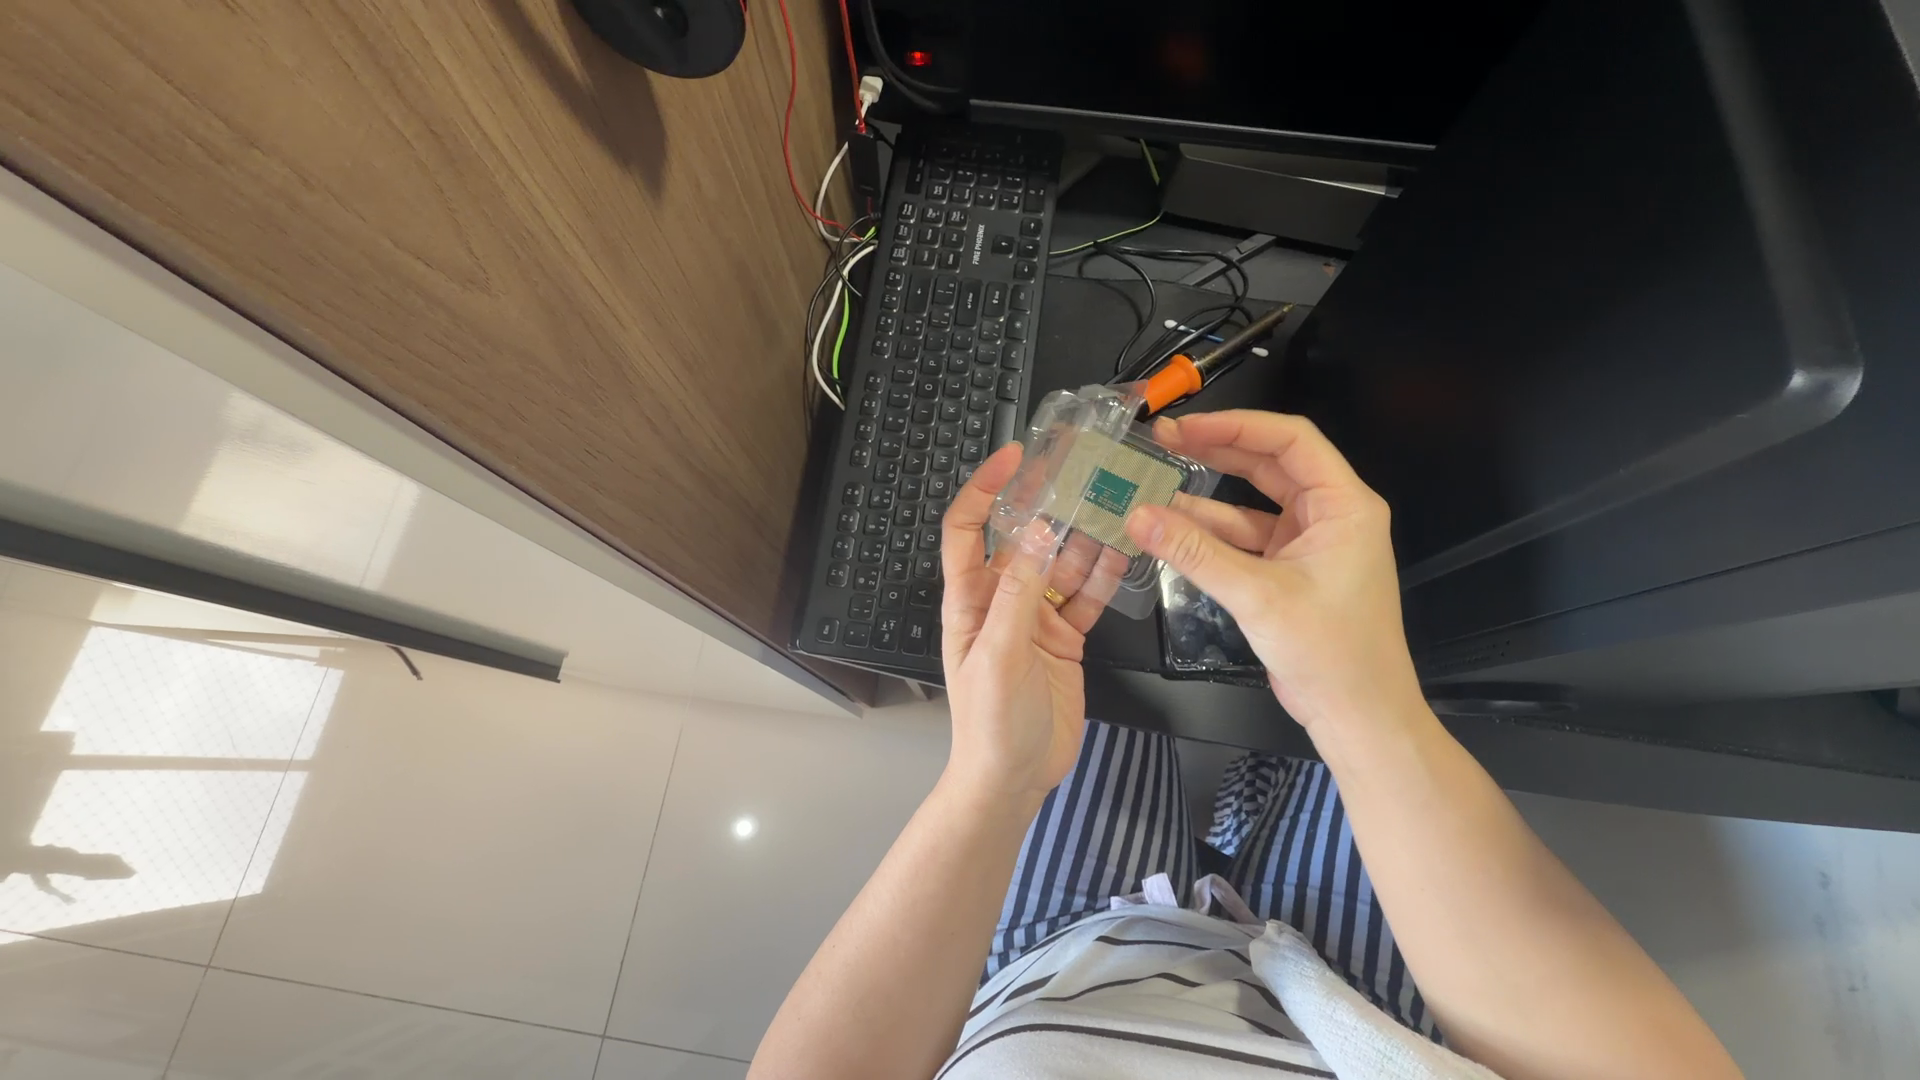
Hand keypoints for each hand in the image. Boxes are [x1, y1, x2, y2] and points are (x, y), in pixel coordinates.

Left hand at [941, 444, 1128, 801]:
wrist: (1014, 777)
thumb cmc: (990, 722)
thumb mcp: (1000, 654)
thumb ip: (1018, 594)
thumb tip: (1036, 533)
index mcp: (970, 599)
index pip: (967, 530)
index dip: (984, 490)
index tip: (1013, 458)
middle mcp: (1001, 600)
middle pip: (1023, 540)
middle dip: (1049, 507)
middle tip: (1083, 473)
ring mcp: (1035, 617)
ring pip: (1062, 564)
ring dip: (1084, 538)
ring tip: (1114, 505)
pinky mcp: (1064, 636)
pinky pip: (1085, 596)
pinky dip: (1103, 577)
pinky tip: (1124, 554)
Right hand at [1124, 410, 1424, 732]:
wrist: (1357, 716)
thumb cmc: (1331, 653)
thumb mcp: (1259, 595)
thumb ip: (1195, 553)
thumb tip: (1138, 516)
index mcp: (1344, 505)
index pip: (1290, 441)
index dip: (1236, 426)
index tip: (1185, 428)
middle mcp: (1328, 515)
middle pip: (1267, 465)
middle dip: (1215, 451)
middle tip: (1162, 442)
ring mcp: (1306, 543)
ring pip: (1249, 503)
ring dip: (1204, 498)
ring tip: (1153, 484)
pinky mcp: (1287, 570)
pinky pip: (1242, 539)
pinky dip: (1208, 534)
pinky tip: (1169, 529)